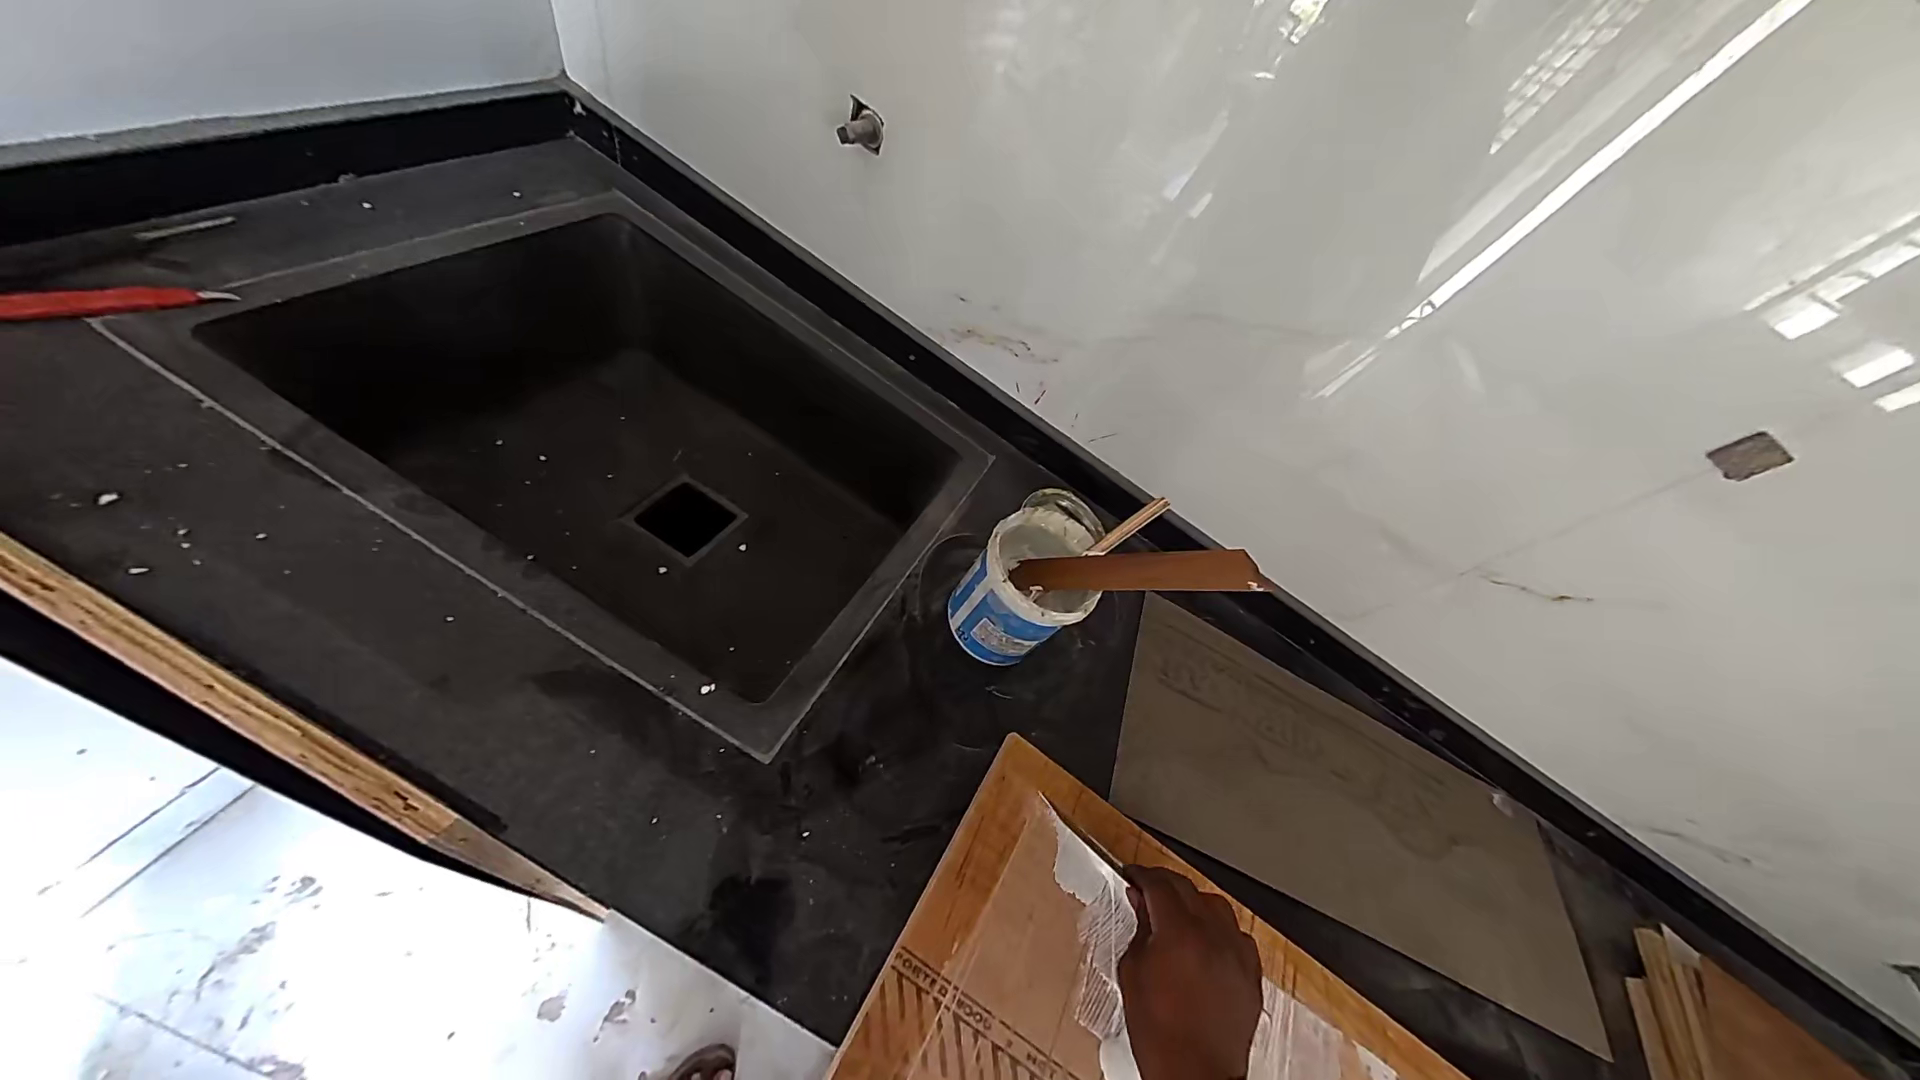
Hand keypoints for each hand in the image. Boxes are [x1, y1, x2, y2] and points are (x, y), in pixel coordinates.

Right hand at [1119, 865, 1262, 1079]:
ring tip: (1178, 913)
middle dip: (1164, 883)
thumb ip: (1138, 928)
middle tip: (1147, 889)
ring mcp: (1236, 955)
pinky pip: (1237, 935)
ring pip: (1216, 906)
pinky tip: (1206, 941)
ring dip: (1194, 902)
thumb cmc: (1158, 1031)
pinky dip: (1220, 930)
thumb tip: (1140, 901)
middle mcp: (1212, 936)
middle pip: (1187, 888)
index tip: (1132, 875)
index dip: (1141, 875)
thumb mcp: (1132, 971)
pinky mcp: (1251, 975)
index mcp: (1179, 932)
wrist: (1194, 1075)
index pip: (1159, 884)